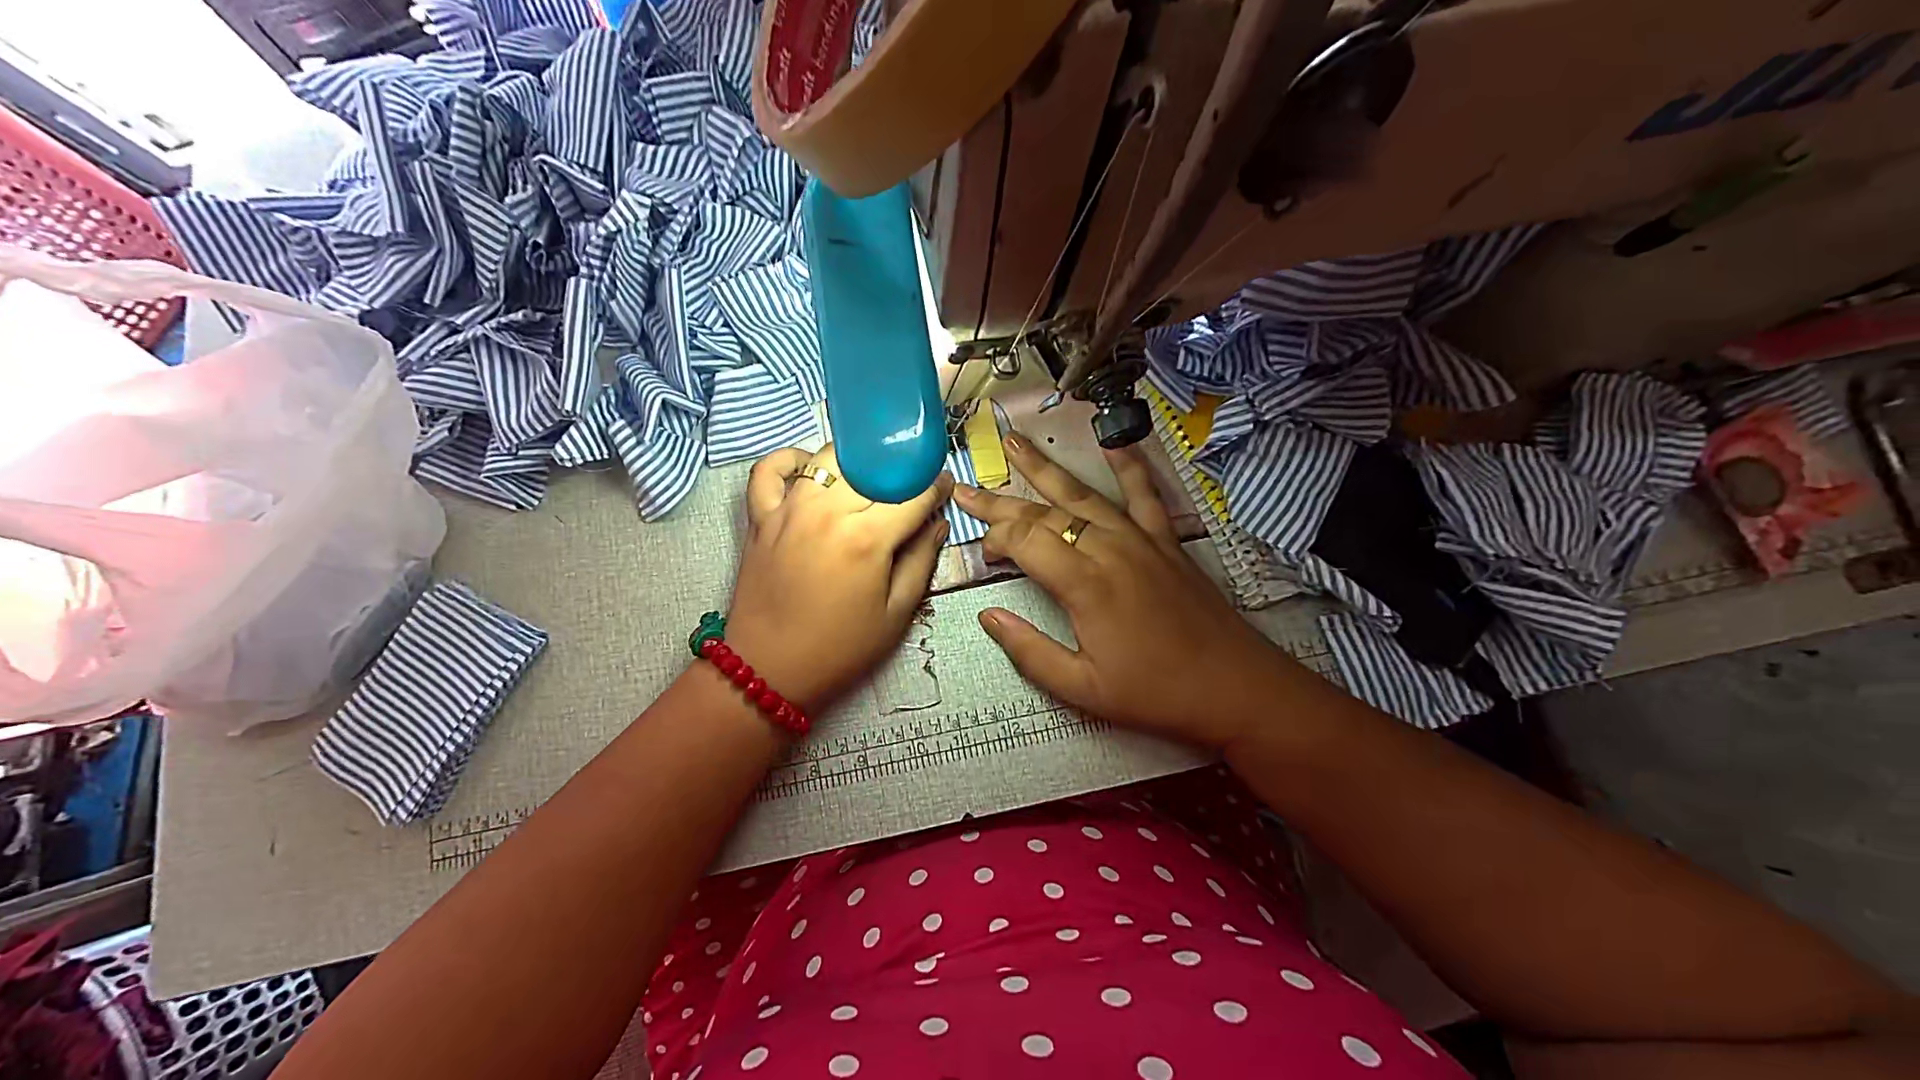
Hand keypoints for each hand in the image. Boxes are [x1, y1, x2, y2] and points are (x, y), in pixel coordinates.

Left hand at [723, 444, 952, 713]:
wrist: (769, 671)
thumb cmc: (840, 648)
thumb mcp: (896, 613)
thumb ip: (921, 560)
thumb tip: (937, 523)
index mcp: (867, 539)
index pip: (912, 494)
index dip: (934, 486)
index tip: (942, 485)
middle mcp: (827, 512)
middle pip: (872, 466)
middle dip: (899, 468)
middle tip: (909, 482)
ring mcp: (789, 510)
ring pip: (826, 457)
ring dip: (853, 460)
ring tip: (866, 476)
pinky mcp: (760, 517)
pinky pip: (769, 469)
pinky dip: (789, 460)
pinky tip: (809, 468)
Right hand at [951, 433, 1290, 749]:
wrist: (1234, 687)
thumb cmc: (1155, 693)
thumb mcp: (1082, 689)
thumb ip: (1030, 652)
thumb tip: (989, 616)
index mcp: (1084, 585)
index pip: (1024, 540)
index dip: (996, 541)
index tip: (987, 558)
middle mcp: (1109, 550)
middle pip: (1044, 513)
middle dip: (1000, 502)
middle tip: (967, 491)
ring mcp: (1140, 540)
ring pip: (1082, 494)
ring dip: (1045, 469)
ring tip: (1014, 443)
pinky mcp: (1166, 541)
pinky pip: (1144, 494)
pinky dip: (1128, 465)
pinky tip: (1113, 441)